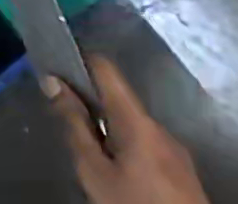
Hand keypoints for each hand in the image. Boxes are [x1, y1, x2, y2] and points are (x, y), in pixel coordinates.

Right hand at [47, 57, 209, 203]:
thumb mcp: (94, 171)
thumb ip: (74, 124)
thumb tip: (53, 82)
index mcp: (137, 120)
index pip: (105, 67)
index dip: (78, 61)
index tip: (56, 71)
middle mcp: (159, 127)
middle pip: (117, 99)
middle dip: (91, 106)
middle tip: (68, 125)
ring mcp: (176, 150)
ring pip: (132, 125)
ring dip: (110, 130)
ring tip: (93, 156)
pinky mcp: (184, 172)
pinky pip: (148, 145)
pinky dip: (128, 148)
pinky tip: (121, 176)